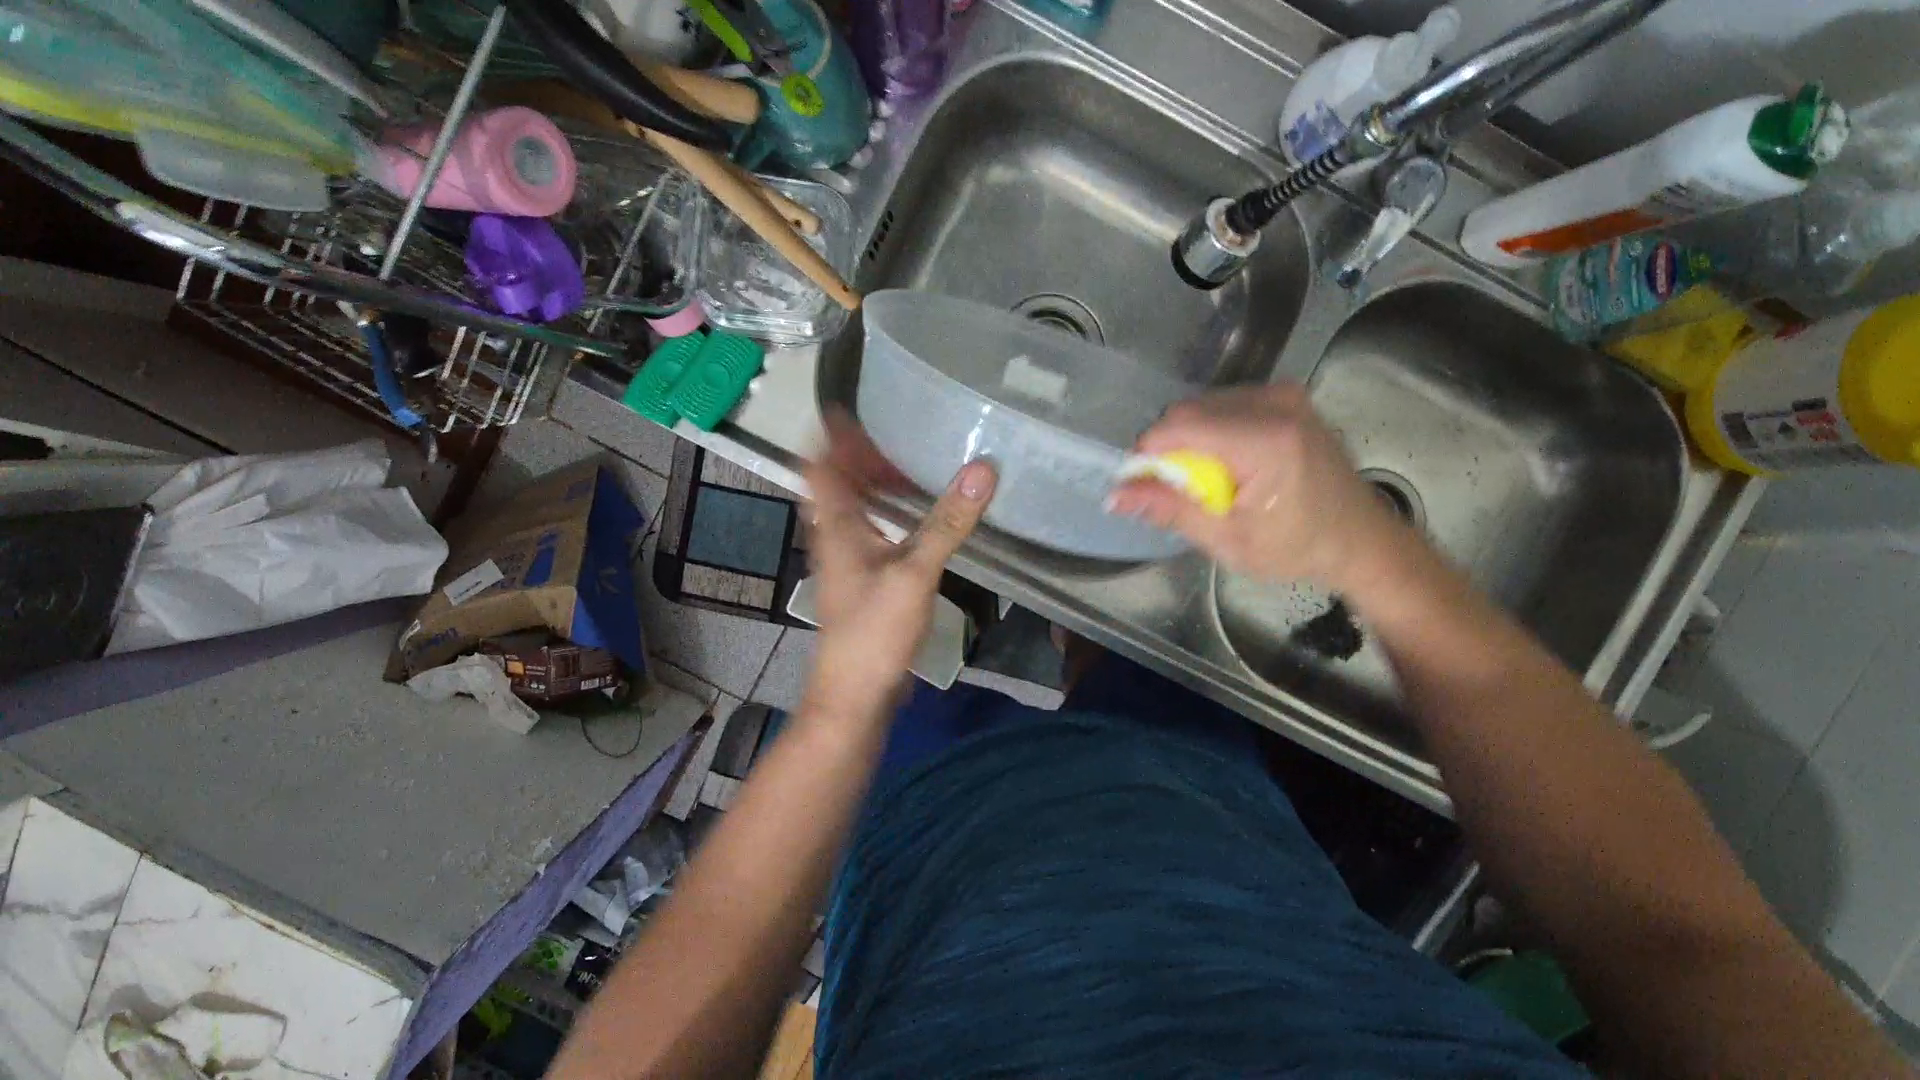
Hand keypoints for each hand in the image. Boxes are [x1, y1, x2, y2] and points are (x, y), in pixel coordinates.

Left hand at [802, 418, 995, 716]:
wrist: (855, 693)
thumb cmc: (873, 630)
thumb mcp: (915, 573)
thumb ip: (948, 522)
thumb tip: (983, 469)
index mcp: (834, 525)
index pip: (818, 464)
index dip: (829, 434)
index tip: (851, 407)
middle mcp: (833, 537)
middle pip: (835, 483)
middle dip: (860, 456)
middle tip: (896, 434)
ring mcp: (845, 561)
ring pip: (853, 509)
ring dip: (874, 485)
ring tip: (911, 466)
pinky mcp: (862, 582)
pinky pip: (870, 532)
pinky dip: (887, 514)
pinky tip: (917, 518)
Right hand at [1106, 384, 1412, 590]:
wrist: (1359, 538)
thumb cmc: (1297, 547)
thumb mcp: (1228, 540)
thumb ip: (1171, 508)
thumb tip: (1115, 495)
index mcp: (1266, 441)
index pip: (1181, 426)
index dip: (1150, 453)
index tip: (1144, 485)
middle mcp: (1276, 404)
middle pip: (1189, 411)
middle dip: (1172, 449)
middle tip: (1183, 491)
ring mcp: (1284, 394)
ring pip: (1204, 405)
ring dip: (1192, 440)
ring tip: (1212, 481)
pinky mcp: (1286, 396)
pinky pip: (1226, 404)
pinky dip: (1214, 432)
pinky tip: (1231, 464)